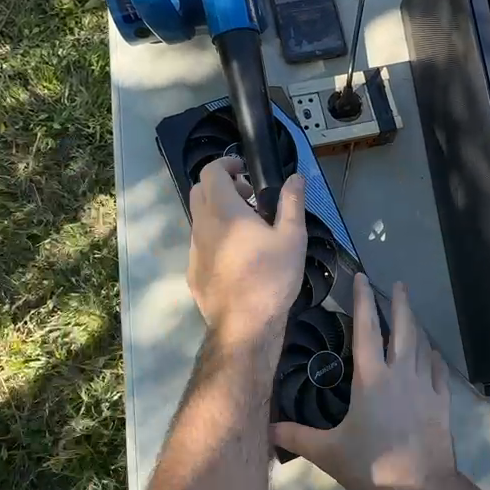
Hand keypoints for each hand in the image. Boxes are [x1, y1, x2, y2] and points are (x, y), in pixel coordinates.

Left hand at [187, 157, 306, 345]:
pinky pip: (201, 244)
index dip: (226, 164)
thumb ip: (292, 203)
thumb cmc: (271, 277)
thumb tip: (296, 178)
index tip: (245, 171)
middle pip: (200, 191)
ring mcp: (194, 250)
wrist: (244, 325)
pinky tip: (238, 258)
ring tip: (249, 229)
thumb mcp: (292, 237)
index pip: (211, 172)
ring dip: (219, 213)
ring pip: (199, 218)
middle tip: (249, 197)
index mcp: (224, 210)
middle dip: (222, 186)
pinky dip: (216, 238)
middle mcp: (202, 225)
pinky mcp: (193, 272)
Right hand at [273, 275, 457, 489]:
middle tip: (398, 285)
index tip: (363, 278)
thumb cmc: (372, 466)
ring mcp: (425, 387)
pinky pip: (439, 371)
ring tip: (412, 314)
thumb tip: (267, 430)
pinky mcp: (442, 403)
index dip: (363, 302)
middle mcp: (401, 375)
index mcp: (372, 379)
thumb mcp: (329, 453)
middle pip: (403, 330)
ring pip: (423, 346)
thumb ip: (298, 437)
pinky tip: (433, 354)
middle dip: (400, 304)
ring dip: (416, 327)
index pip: (366, 331)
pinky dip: (434, 357)